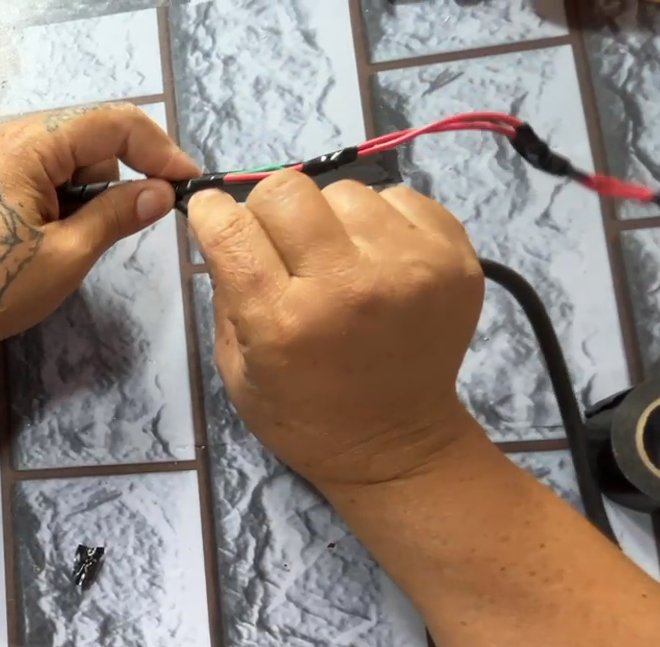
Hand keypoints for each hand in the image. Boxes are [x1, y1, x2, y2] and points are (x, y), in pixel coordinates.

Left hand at [0, 104, 197, 386]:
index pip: (111, 122)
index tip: (183, 181)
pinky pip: (17, 177)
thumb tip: (160, 192)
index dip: (156, 150)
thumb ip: (116, 215)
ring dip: (71, 194)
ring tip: (59, 246)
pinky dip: (41, 201)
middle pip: (79, 139)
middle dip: (107, 178)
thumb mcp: (66, 256)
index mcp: (26, 144)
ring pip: (48, 161)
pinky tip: (30, 244)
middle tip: (115, 227)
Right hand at [187, 171, 486, 490]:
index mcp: (281, 321)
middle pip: (287, 191)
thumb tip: (225, 233)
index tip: (207, 213)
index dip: (209, 213)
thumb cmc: (298, 415)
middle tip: (270, 242)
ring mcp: (408, 264)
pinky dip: (372, 221)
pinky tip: (368, 261)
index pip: (231, 231)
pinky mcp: (452, 255)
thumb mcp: (236, 369)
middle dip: (264, 210)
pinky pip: (397, 198)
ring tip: (328, 260)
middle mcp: (346, 284)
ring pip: (343, 191)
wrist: (392, 442)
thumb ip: (228, 297)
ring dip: (323, 218)